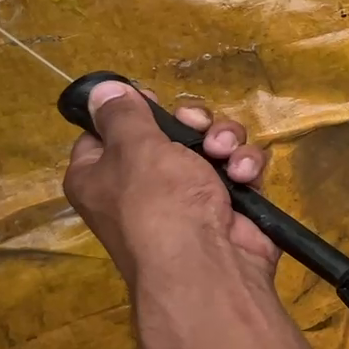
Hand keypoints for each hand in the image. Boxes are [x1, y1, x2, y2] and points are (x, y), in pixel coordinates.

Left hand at [63, 81, 277, 283]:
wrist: (207, 259)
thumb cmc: (158, 203)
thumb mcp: (135, 149)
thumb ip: (124, 115)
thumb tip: (101, 89)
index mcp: (103, 172)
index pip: (111, 131)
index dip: (135, 113)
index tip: (153, 102)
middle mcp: (145, 180)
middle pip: (173, 132)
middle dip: (197, 125)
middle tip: (200, 131)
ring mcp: (190, 191)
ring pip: (214, 145)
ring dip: (228, 144)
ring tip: (227, 157)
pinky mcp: (230, 199)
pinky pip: (241, 167)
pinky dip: (247, 167)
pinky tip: (244, 177)